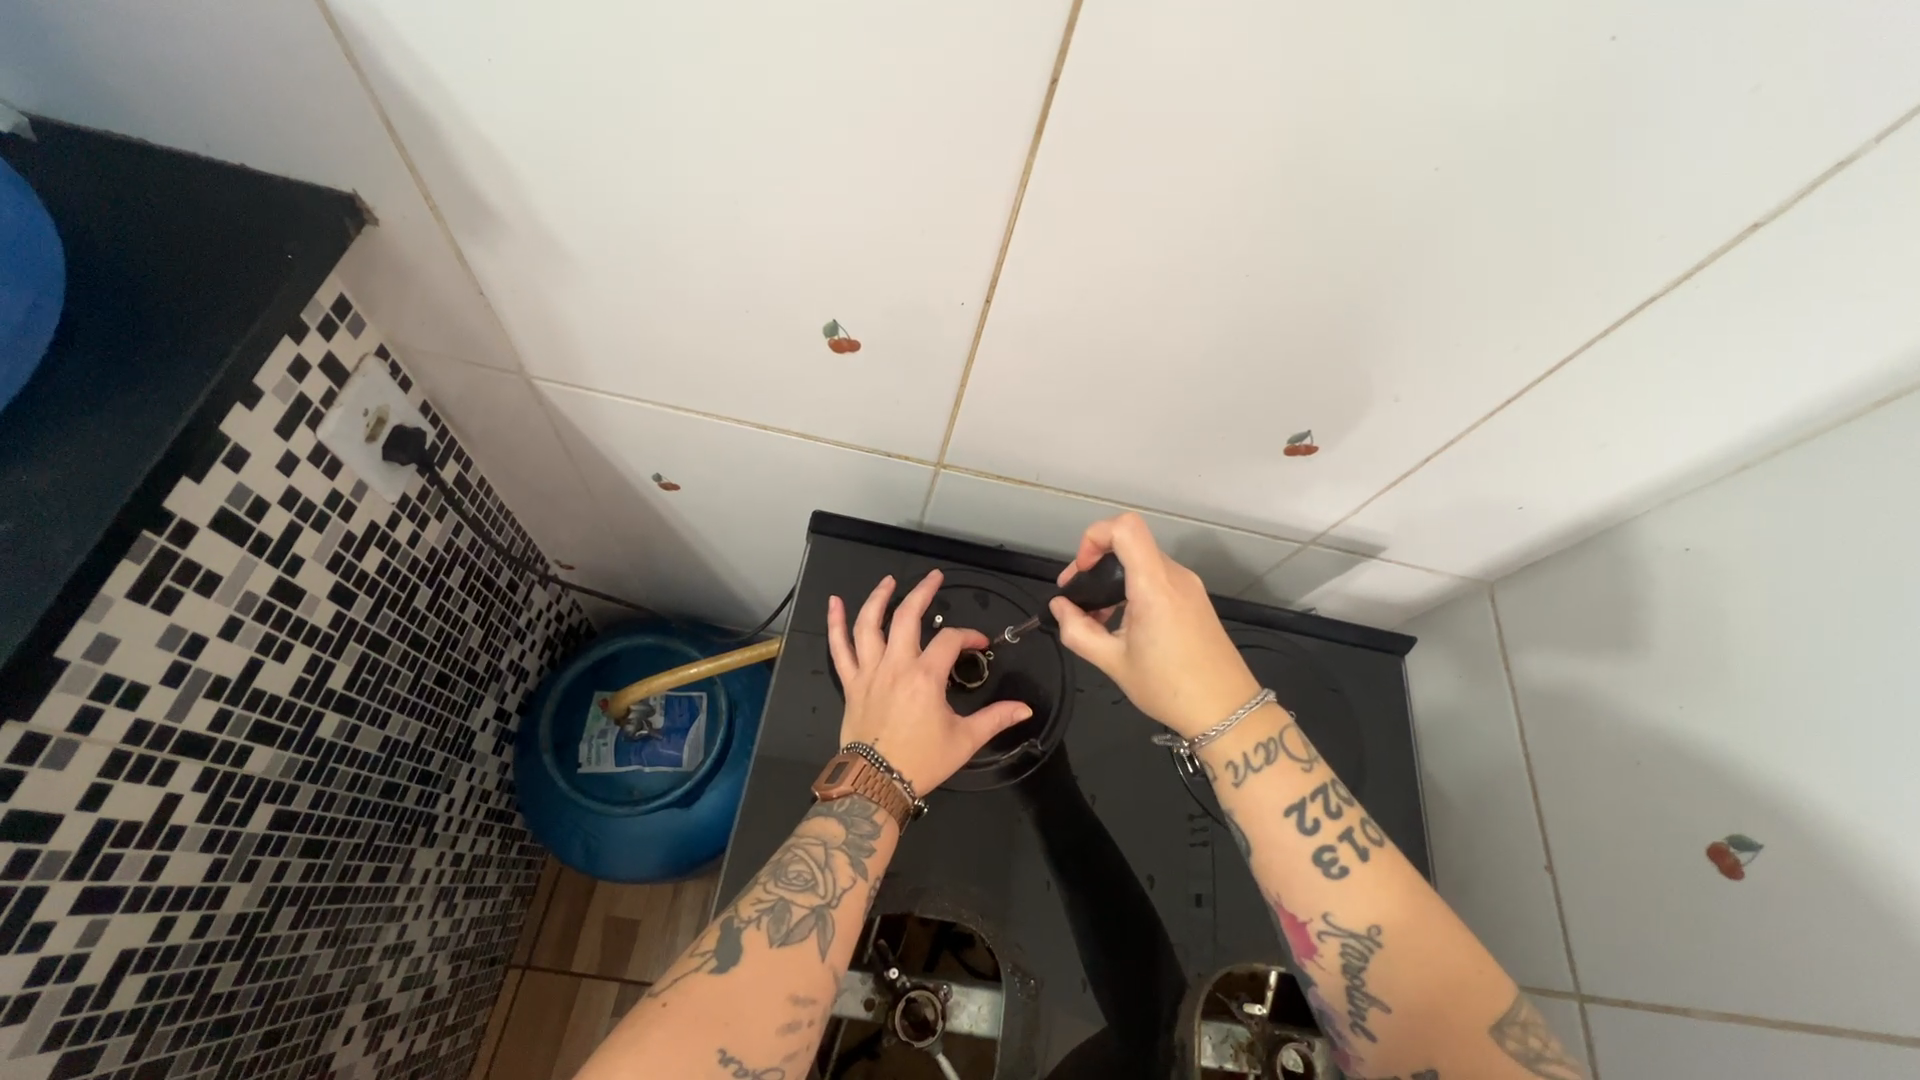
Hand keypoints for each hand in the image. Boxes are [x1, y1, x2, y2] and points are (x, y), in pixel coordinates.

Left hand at [827, 570, 1033, 793]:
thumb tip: (1025, 709)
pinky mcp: (851, 683)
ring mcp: (869, 672)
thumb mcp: (965, 740)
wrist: (876, 783)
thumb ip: (995, 719)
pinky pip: (839, 648)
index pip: (950, 641)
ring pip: (868, 624)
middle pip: (906, 617)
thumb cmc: (921, 761)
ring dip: (878, 598)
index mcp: (925, 677)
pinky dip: (835, 624)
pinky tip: (834, 603)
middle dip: (922, 593)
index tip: (979, 644)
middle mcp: (895, 666)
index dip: (968, 636)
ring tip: (888, 581)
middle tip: (934, 578)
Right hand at [1051, 513, 1261, 737]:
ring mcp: (1189, 586)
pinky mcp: (1195, 599)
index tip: (1081, 572)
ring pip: (1142, 561)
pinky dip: (1133, 589)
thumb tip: (1059, 607)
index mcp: (1155, 586)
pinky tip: (1122, 623)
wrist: (1227, 710)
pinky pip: (1158, 578)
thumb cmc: (1169, 688)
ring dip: (1113, 579)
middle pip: (1130, 543)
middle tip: (1077, 598)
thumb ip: (1077, 631)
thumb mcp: (1113, 663)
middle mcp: (1175, 576)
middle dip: (1096, 563)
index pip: (1125, 527)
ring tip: (1097, 617)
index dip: (1095, 537)